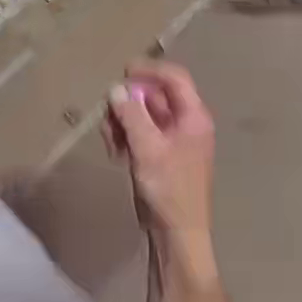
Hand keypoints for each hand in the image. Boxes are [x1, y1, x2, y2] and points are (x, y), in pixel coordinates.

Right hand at [106, 59, 216, 258]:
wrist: (176, 232)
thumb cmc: (169, 189)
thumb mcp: (148, 149)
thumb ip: (131, 115)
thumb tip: (115, 89)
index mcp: (193, 117)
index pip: (174, 78)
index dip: (149, 70)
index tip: (122, 72)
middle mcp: (184, 122)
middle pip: (153, 94)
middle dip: (127, 102)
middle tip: (108, 117)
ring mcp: (170, 138)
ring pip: (141, 113)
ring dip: (122, 121)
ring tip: (111, 141)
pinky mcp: (157, 153)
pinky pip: (137, 131)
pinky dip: (124, 136)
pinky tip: (116, 152)